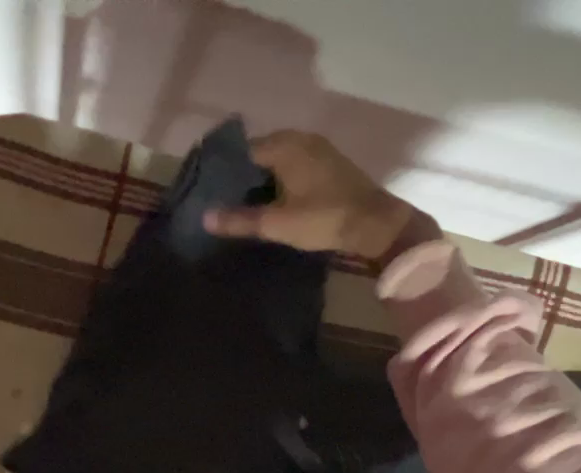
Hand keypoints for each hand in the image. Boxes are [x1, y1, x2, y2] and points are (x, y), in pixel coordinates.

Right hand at [203, 130, 434, 258]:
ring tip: (244, 205)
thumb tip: (204, 218)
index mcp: (285, 144)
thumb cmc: (324, 218)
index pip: (243, 151)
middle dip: (243, 176)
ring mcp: (318, 150)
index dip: (225, 172)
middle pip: (261, 154)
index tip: (210, 192)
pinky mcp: (330, 165)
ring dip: (262, 180)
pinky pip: (295, 167)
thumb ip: (240, 219)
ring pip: (279, 161)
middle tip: (223, 202)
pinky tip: (273, 202)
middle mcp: (301, 138)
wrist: (376, 225)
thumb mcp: (277, 223)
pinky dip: (281, 181)